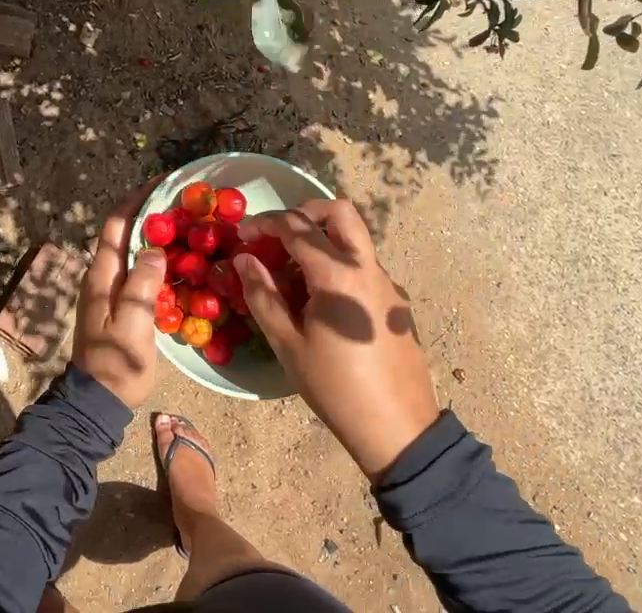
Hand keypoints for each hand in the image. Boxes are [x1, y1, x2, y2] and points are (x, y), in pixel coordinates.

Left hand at [72, 180, 167, 408]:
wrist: (99, 399)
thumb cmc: (117, 362)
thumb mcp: (133, 323)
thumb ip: (142, 285)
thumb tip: (156, 250)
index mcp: (102, 275)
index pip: (116, 225)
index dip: (136, 200)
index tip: (160, 183)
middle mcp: (102, 276)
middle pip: (124, 233)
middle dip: (148, 212)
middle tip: (180, 202)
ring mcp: (108, 290)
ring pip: (131, 252)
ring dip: (153, 235)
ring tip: (183, 225)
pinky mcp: (118, 305)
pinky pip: (137, 272)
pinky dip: (155, 260)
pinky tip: (177, 263)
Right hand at [233, 201, 438, 477]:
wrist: (398, 429)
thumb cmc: (334, 387)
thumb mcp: (287, 343)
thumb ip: (262, 295)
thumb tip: (243, 259)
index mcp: (338, 277)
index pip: (297, 227)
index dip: (264, 224)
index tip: (242, 235)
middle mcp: (368, 270)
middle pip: (340, 212)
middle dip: (303, 212)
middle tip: (276, 234)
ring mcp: (387, 285)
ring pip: (353, 239)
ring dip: (320, 240)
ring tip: (290, 275)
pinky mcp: (394, 303)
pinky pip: (362, 266)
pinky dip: (335, 265)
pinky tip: (317, 301)